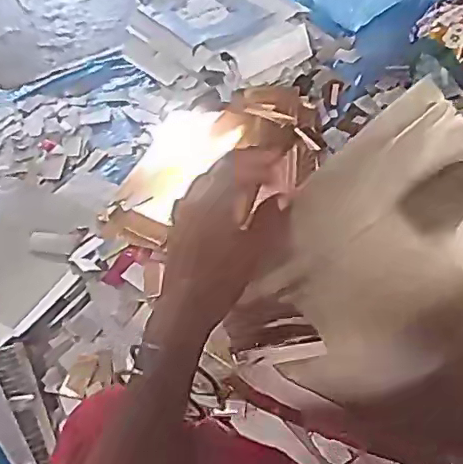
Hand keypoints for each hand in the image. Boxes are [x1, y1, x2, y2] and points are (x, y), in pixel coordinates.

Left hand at [151, 148, 287, 346]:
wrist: (184, 308)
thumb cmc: (222, 280)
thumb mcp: (254, 249)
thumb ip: (269, 218)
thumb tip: (283, 195)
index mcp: (215, 199)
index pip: (238, 164)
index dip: (261, 156)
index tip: (281, 155)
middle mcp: (196, 197)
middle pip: (221, 166)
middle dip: (247, 162)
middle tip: (271, 165)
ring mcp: (184, 209)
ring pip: (209, 178)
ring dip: (232, 174)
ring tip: (254, 180)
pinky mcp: (179, 222)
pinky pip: (201, 192)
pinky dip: (219, 188)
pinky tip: (229, 200)